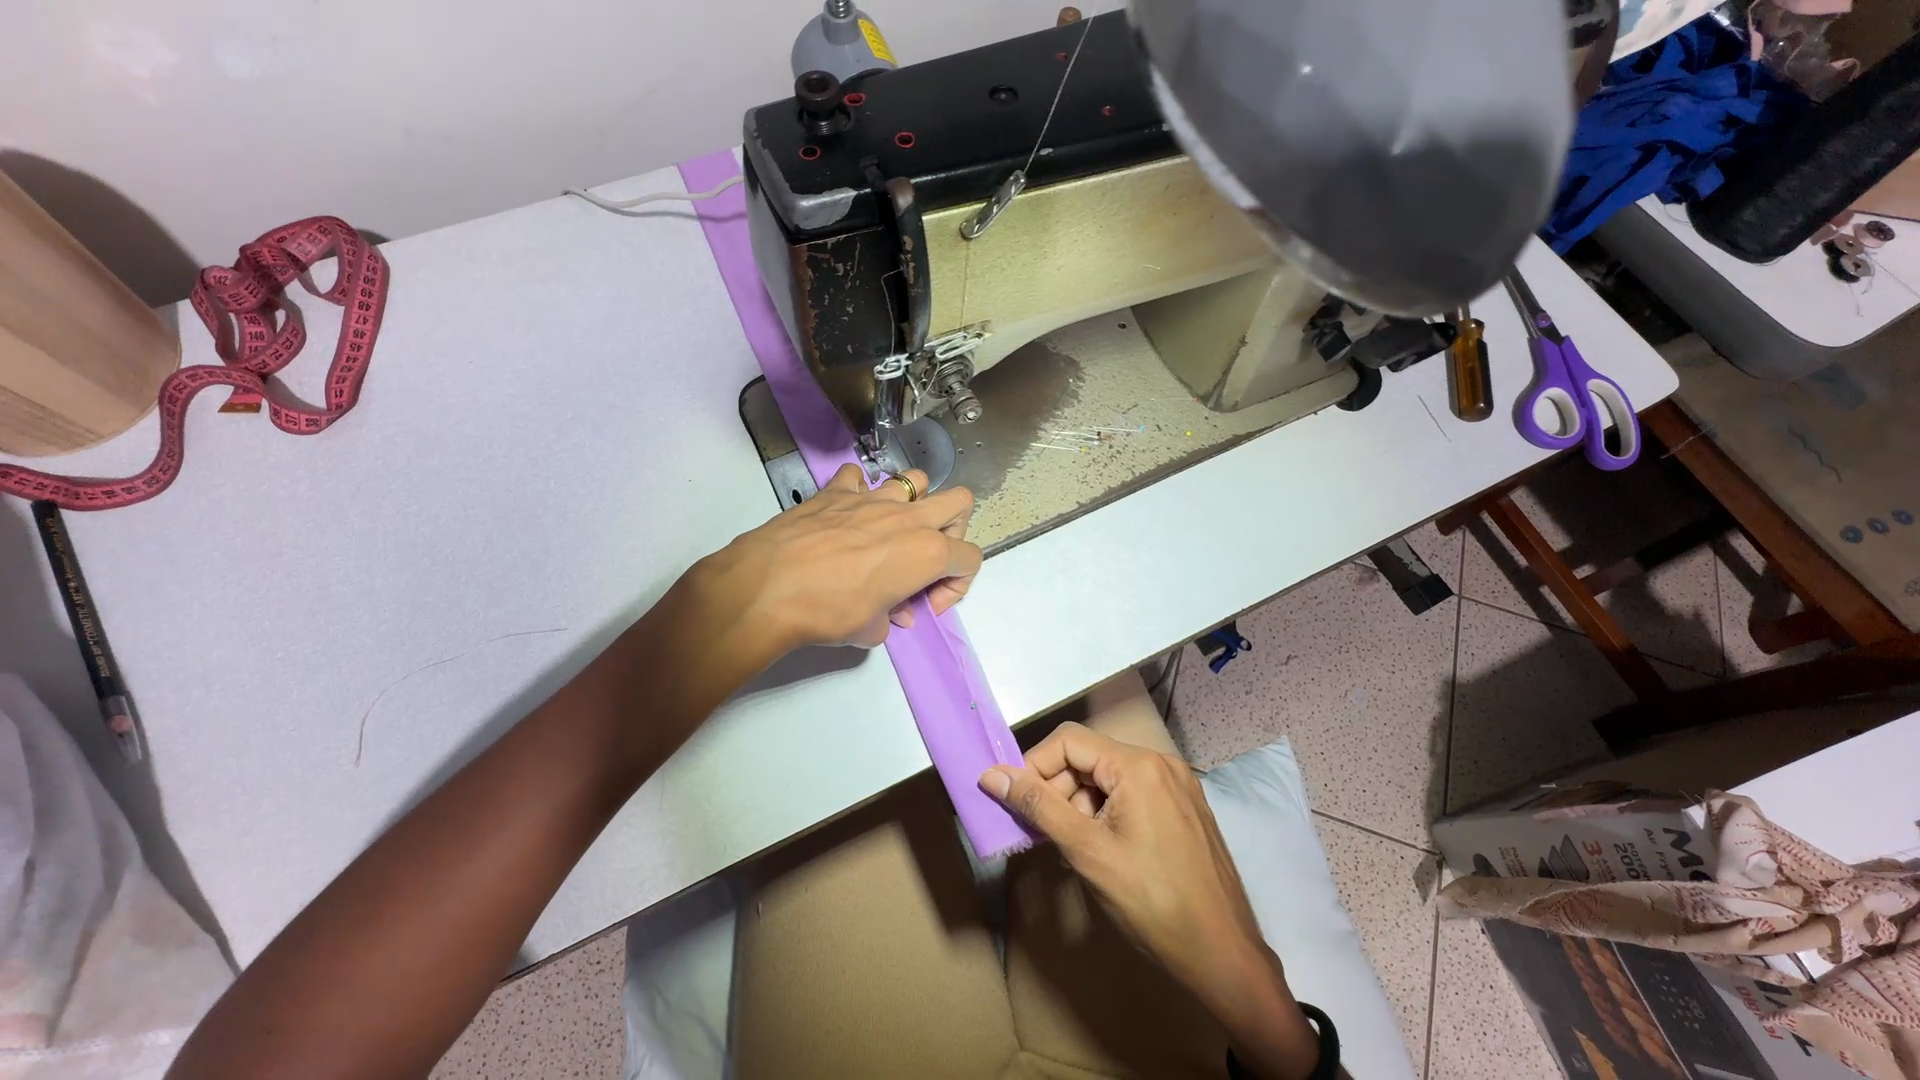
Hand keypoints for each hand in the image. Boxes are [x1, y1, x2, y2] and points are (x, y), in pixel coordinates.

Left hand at [696, 464, 979, 650]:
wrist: (769, 587)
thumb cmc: (829, 612)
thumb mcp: (871, 630)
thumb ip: (891, 618)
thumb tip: (892, 613)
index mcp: (928, 553)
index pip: (969, 559)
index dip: (956, 586)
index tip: (927, 604)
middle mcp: (909, 518)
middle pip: (959, 502)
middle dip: (952, 528)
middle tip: (926, 556)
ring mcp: (872, 498)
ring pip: (916, 479)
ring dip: (913, 501)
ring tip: (893, 529)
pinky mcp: (836, 490)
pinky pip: (859, 476)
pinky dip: (859, 491)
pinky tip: (848, 513)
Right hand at [978, 721, 1265, 996]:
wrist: (1221, 952)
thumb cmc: (1150, 902)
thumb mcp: (1085, 852)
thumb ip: (1038, 807)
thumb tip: (991, 775)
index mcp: (1139, 766)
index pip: (1068, 741)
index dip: (1033, 767)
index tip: (1015, 803)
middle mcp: (1161, 764)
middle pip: (1089, 758)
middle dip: (1056, 790)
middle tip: (1039, 833)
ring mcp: (1176, 786)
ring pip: (1108, 778)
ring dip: (1079, 805)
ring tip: (1069, 848)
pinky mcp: (1183, 809)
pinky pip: (1131, 795)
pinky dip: (1105, 814)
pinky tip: (1097, 850)